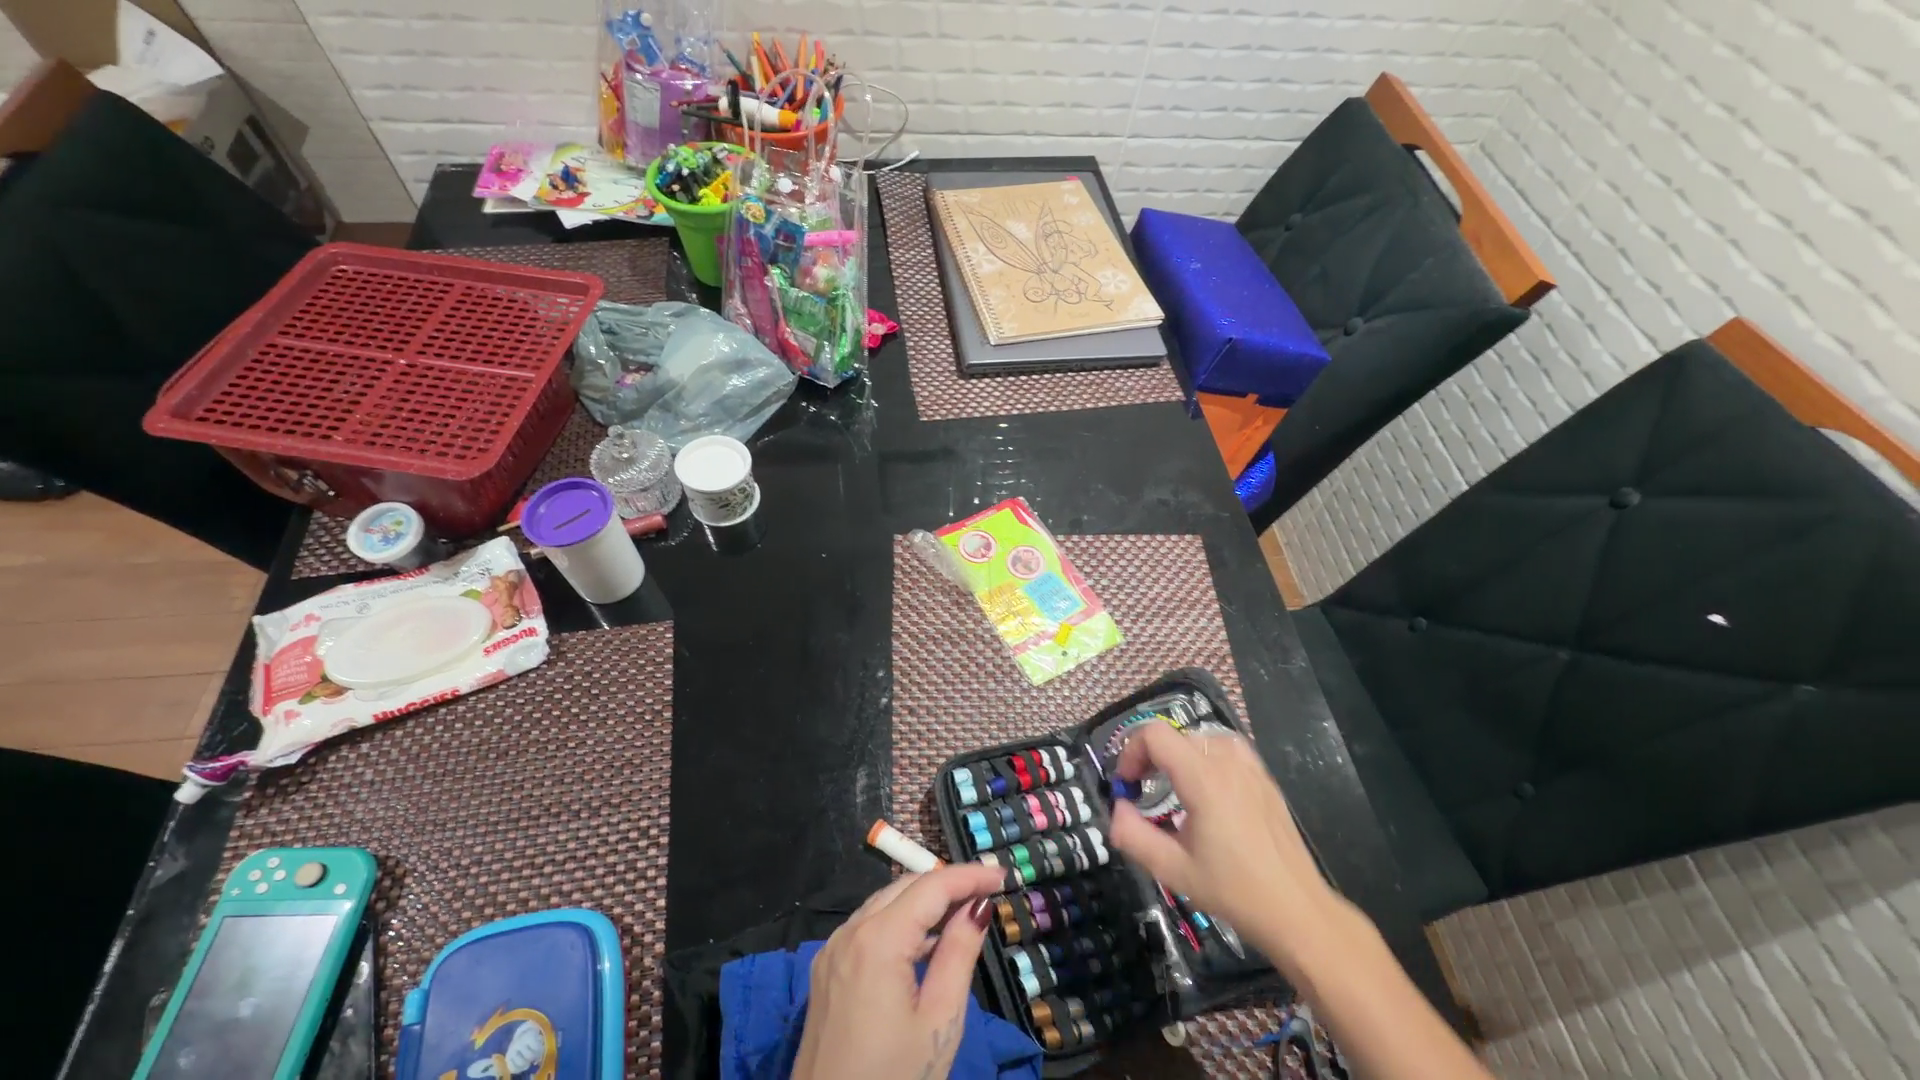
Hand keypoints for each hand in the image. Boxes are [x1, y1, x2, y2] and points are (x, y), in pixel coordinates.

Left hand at [792, 864, 1002, 1079]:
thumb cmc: (894, 1075)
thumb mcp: (940, 1018)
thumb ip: (959, 953)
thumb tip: (978, 907)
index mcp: (878, 939)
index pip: (931, 887)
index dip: (969, 876)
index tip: (1002, 875)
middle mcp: (849, 932)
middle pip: (904, 888)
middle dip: (947, 884)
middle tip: (987, 892)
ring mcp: (832, 950)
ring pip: (884, 904)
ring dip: (923, 901)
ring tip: (964, 911)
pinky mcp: (826, 970)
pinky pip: (867, 928)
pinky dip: (899, 922)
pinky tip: (925, 941)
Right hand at [1106, 720, 1342, 971]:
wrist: (1296, 910)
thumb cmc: (1233, 891)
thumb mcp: (1172, 870)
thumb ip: (1133, 835)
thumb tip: (1118, 809)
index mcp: (1204, 780)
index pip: (1156, 734)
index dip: (1131, 751)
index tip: (1127, 785)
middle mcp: (1230, 764)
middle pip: (1178, 734)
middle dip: (1151, 755)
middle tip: (1142, 789)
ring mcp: (1253, 770)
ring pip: (1205, 737)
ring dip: (1181, 754)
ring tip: (1172, 785)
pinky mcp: (1266, 783)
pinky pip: (1230, 751)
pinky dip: (1207, 758)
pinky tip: (1206, 792)